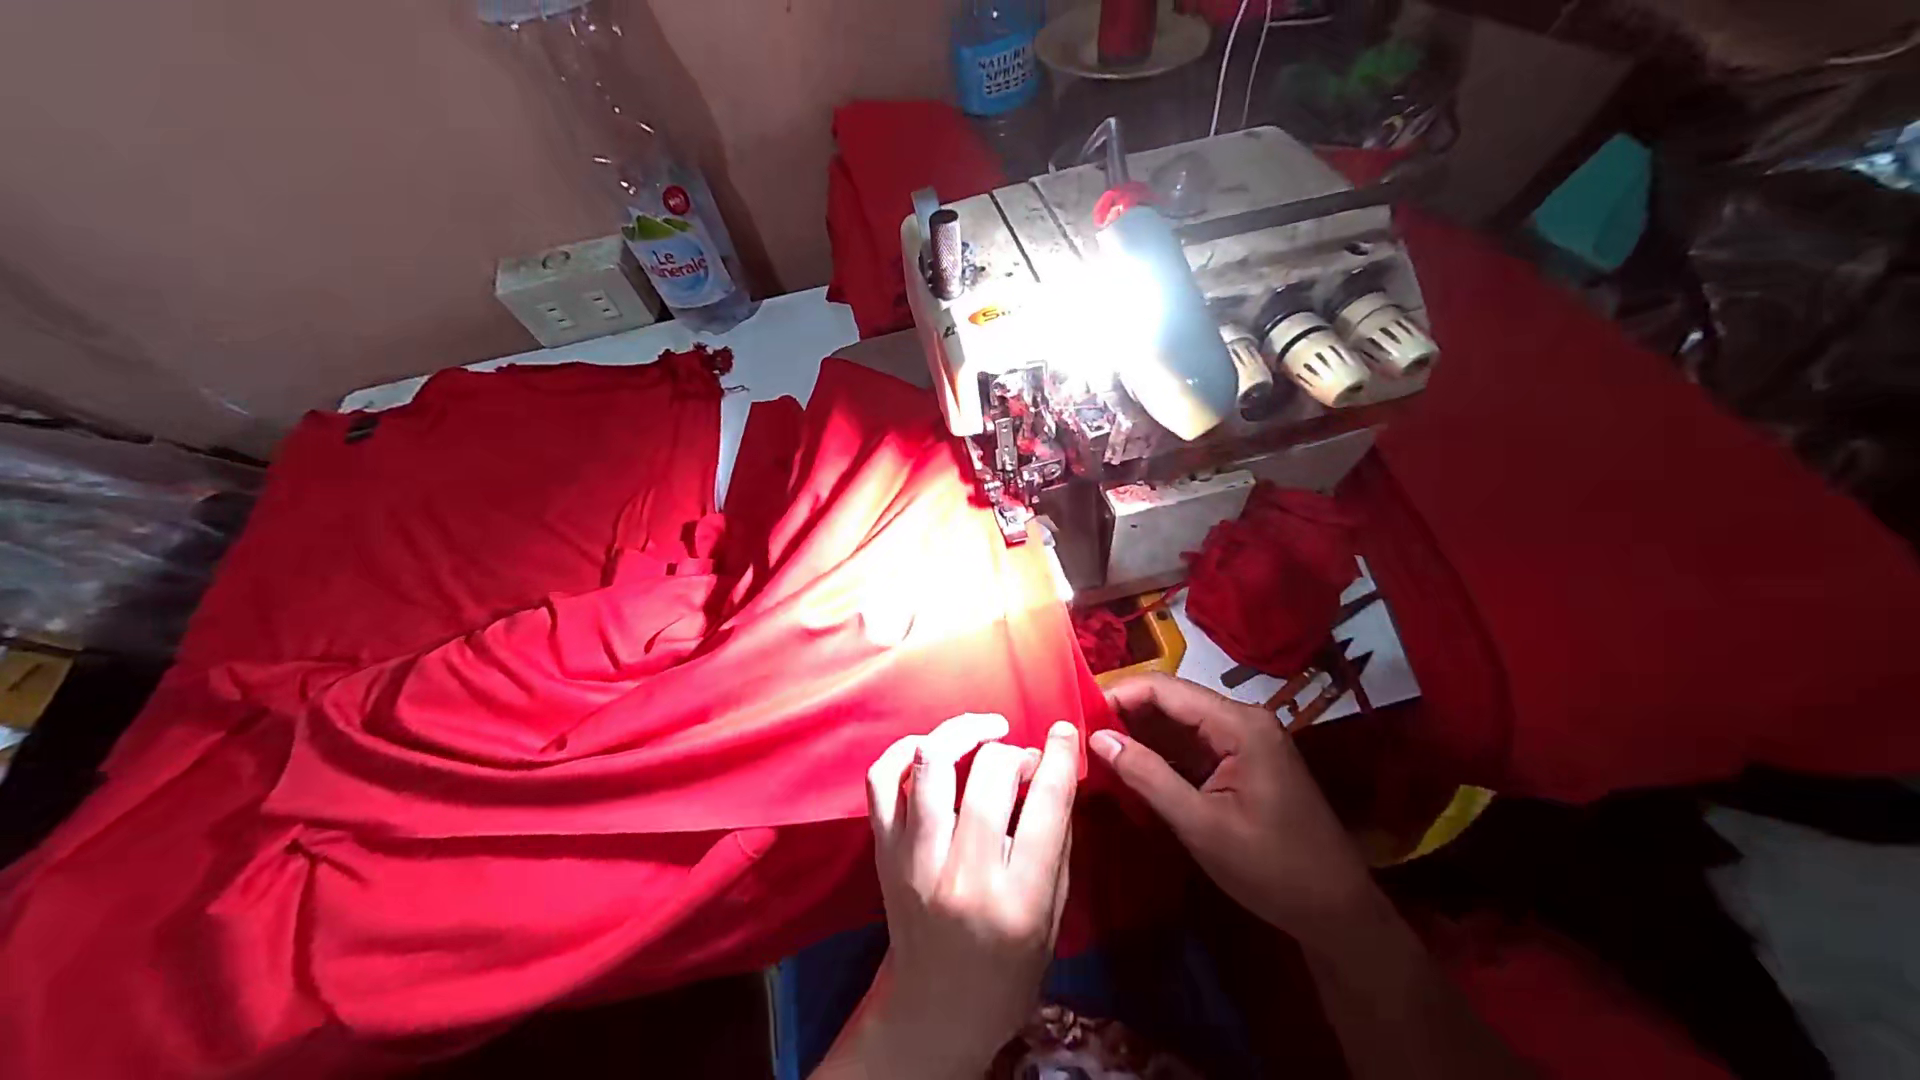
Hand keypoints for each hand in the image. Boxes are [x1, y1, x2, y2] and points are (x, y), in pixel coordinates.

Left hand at [844, 713, 1079, 1078]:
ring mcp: (913, 859)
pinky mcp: (883, 851)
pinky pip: (881, 781)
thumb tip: (1050, 773)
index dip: (1057, 757)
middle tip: (1022, 757)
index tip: (1061, 731)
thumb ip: (1056, 844)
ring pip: (930, 766)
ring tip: (983, 730)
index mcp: (1016, 899)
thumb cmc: (1006, 969)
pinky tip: (930, 746)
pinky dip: (903, 751)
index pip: (1045, 806)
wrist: (933, 1010)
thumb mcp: (1051, 917)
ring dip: (961, 732)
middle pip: (989, 777)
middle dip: (1012, 752)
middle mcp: (961, 874)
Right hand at [1089, 674, 1375, 940]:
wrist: (1336, 910)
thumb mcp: (1201, 825)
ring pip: (1178, 722)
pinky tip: (1130, 763)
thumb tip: (1097, 738)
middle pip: (1171, 700)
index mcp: (1239, 725)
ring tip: (1095, 745)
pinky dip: (1159, 751)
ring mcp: (1244, 740)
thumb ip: (1147, 776)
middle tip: (1080, 731)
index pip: (1165, 688)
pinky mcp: (1241, 761)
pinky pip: (1191, 744)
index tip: (1079, 713)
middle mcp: (1242, 719)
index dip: (1119, 694)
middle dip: (1125, 712)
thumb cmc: (1272, 868)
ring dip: (1139, 732)